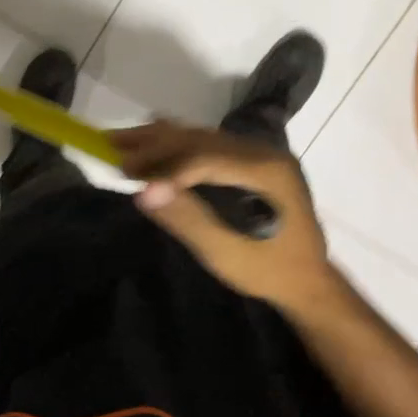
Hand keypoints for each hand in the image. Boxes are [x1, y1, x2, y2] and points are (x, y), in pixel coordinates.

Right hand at [112, 120, 336, 309]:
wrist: (307, 280)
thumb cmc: (267, 271)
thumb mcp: (225, 252)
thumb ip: (187, 219)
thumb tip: (144, 192)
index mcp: (265, 172)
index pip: (203, 157)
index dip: (161, 164)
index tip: (124, 174)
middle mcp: (264, 153)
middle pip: (199, 138)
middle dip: (152, 143)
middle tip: (110, 147)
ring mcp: (260, 155)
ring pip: (201, 137)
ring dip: (160, 141)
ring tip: (120, 143)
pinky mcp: (252, 163)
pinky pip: (209, 146)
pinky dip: (176, 148)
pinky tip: (151, 151)